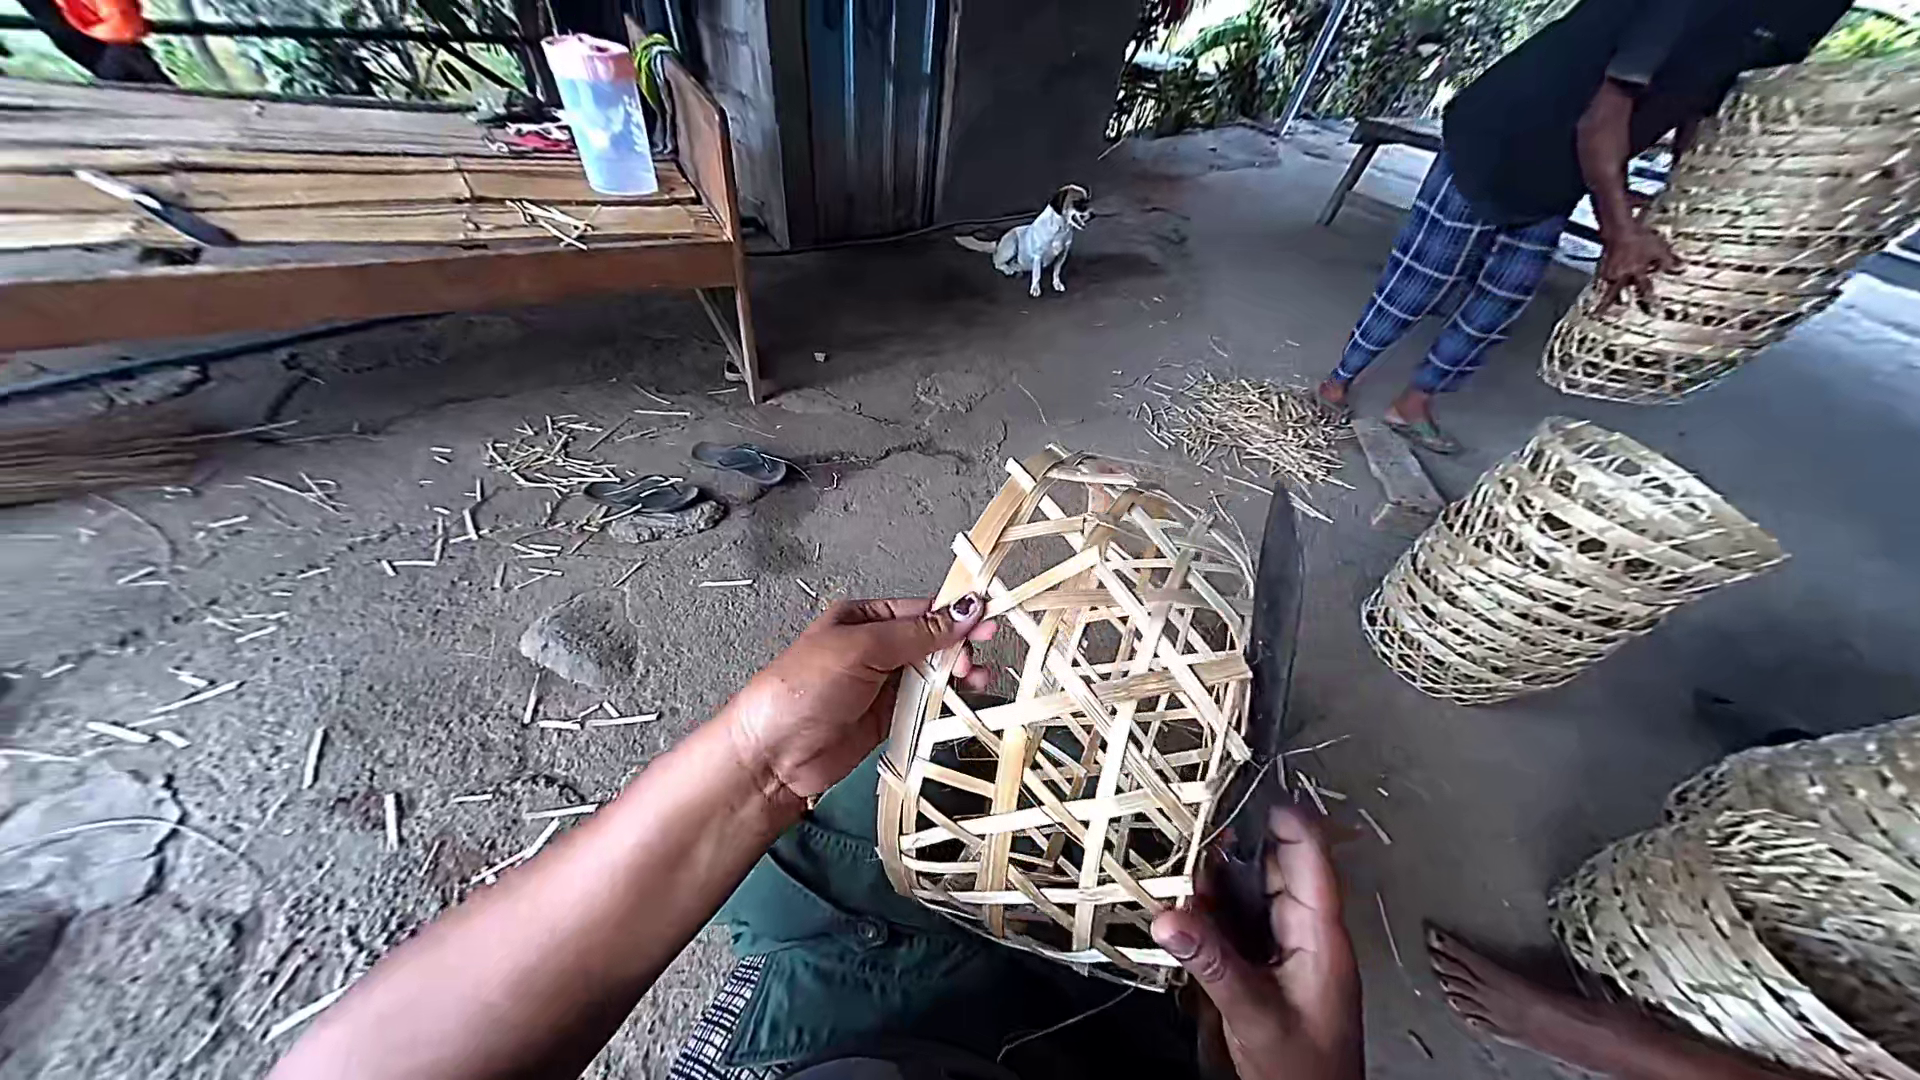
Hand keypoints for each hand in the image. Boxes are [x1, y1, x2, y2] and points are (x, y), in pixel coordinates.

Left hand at [724, 596, 996, 801]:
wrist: (773, 755)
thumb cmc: (805, 689)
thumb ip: (918, 632)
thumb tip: (965, 608)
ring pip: (932, 672)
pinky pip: (925, 702)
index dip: (954, 613)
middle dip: (957, 646)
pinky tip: (965, 695)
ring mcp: (883, 683)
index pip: (920, 610)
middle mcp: (875, 646)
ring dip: (957, 673)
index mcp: (864, 618)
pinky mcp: (888, 716)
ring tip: (976, 678)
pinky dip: (947, 699)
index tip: (986, 617)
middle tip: (975, 656)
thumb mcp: (863, 648)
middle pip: (931, 641)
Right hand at [1152, 807, 1362, 1079]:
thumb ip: (1212, 963)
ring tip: (1180, 838)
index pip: (1311, 860)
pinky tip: (1183, 885)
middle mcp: (1301, 928)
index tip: (1253, 786)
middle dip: (1238, 835)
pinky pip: (1234, 909)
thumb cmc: (1304, 1073)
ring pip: (1249, 884)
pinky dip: (1209, 894)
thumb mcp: (1257, 1015)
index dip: (1289, 821)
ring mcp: (1280, 940)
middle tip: (1195, 807)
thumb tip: (1165, 915)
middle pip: (1273, 863)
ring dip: (1217, 864)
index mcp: (1320, 935)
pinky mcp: (1258, 953)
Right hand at [1594, 221, 1680, 313]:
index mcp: (1635, 270)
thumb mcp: (1660, 248)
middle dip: (1606, 304)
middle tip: (1599, 314)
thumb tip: (1680, 268)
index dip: (1648, 297)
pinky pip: (1606, 279)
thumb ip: (1669, 260)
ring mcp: (1609, 272)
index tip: (1649, 308)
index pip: (1643, 287)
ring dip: (1608, 294)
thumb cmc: (1641, 239)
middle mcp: (1620, 274)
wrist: (1620, 231)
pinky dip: (1609, 283)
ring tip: (1601, 304)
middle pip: (1613, 292)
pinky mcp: (1603, 269)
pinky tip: (1610, 285)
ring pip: (1609, 286)